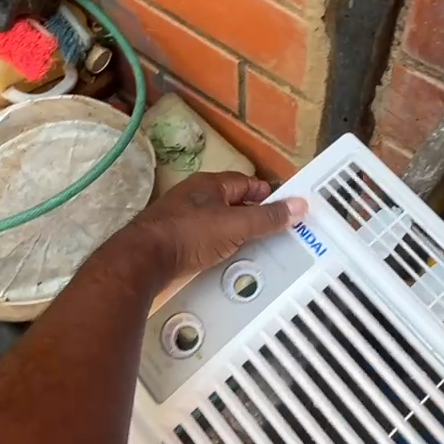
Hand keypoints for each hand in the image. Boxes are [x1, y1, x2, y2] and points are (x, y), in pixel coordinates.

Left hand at [111, 173, 306, 291]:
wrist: (142, 259)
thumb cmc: (191, 234)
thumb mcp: (236, 226)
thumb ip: (268, 217)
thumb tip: (301, 204)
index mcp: (211, 184)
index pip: (246, 183)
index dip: (266, 195)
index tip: (284, 211)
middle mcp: (195, 195)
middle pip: (231, 202)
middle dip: (251, 215)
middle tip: (273, 233)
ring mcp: (180, 216)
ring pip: (216, 221)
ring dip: (233, 232)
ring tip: (252, 249)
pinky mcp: (171, 238)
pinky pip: (202, 238)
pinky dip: (215, 246)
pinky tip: (222, 259)